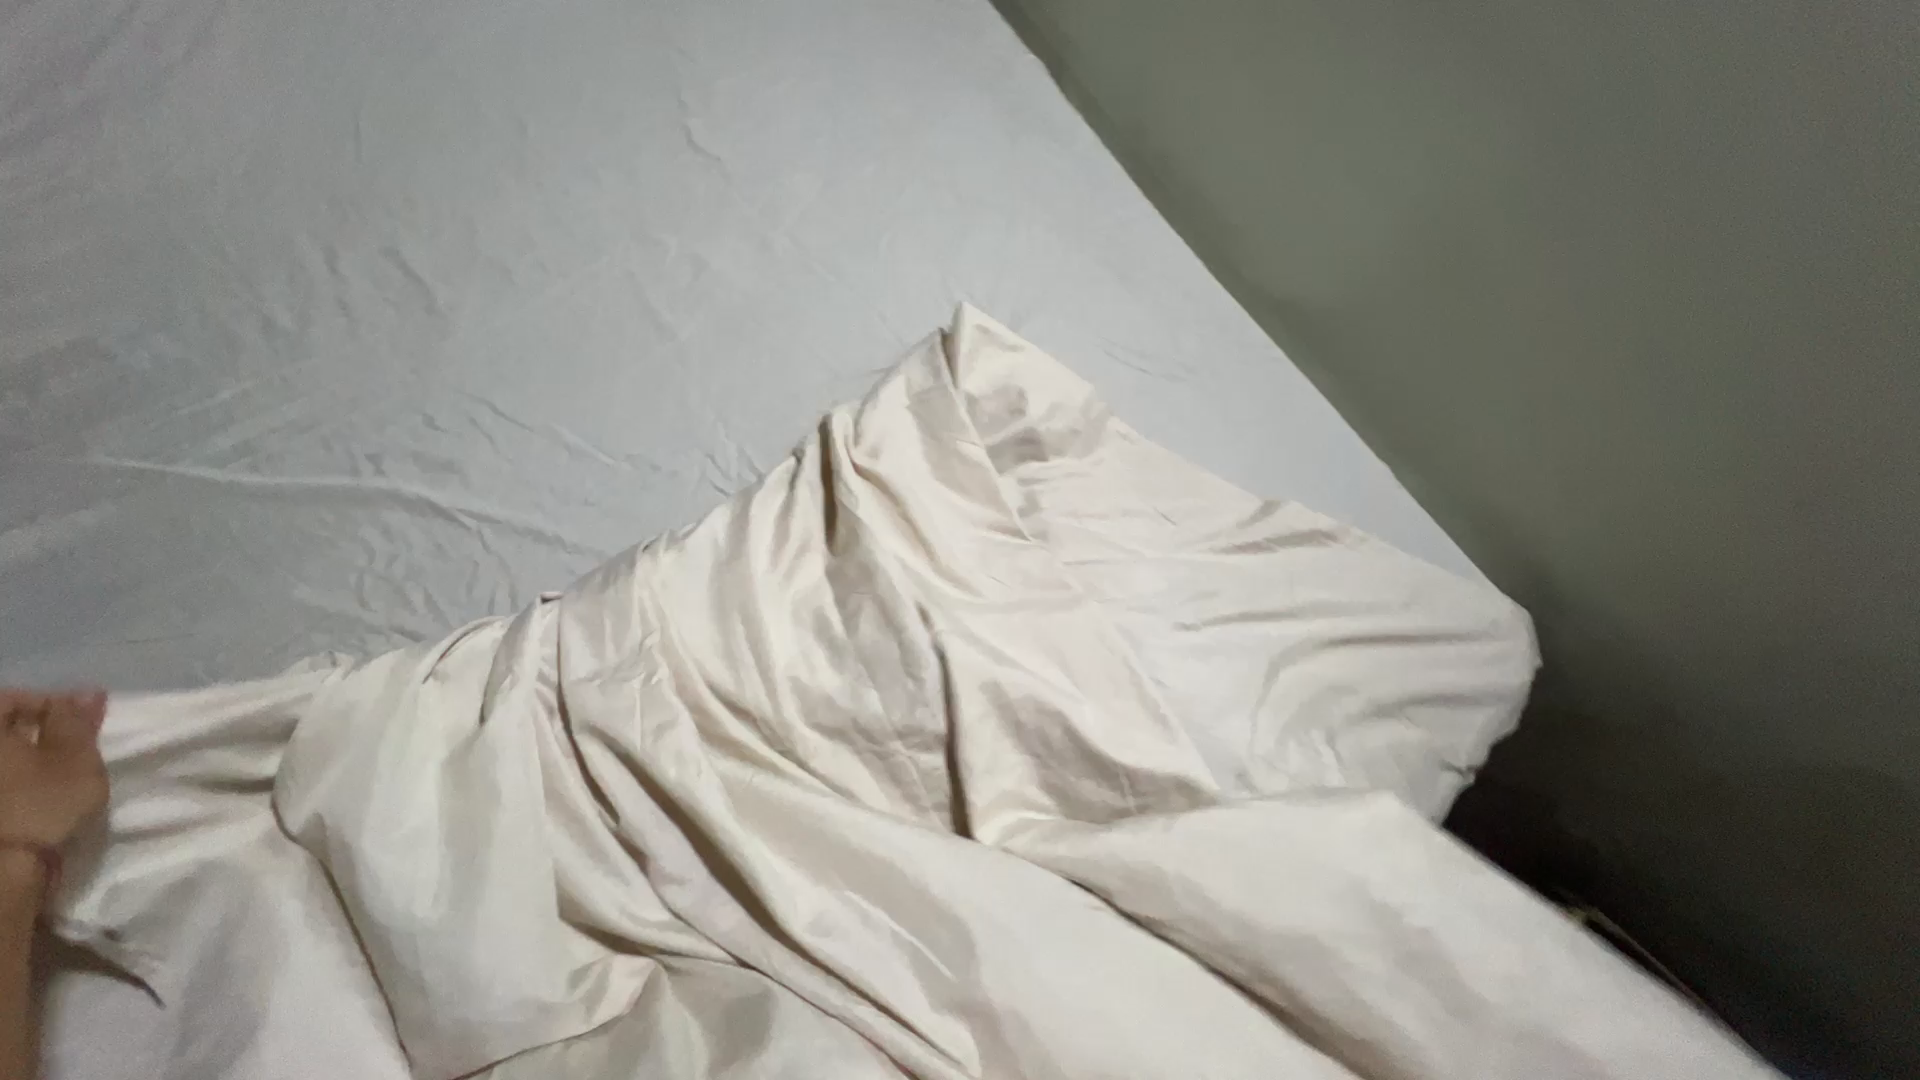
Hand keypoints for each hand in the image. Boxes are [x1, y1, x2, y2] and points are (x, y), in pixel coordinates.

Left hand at [0, 692, 108, 854]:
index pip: (10, 697)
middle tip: (65, 745)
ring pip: (0, 757)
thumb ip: (77, 721)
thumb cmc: (40, 803)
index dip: (49, 704)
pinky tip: (21, 792)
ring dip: (16, 756)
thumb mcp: (76, 758)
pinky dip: (8, 779)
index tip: (80, 722)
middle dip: (28, 730)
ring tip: (45, 771)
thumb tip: (85, 691)